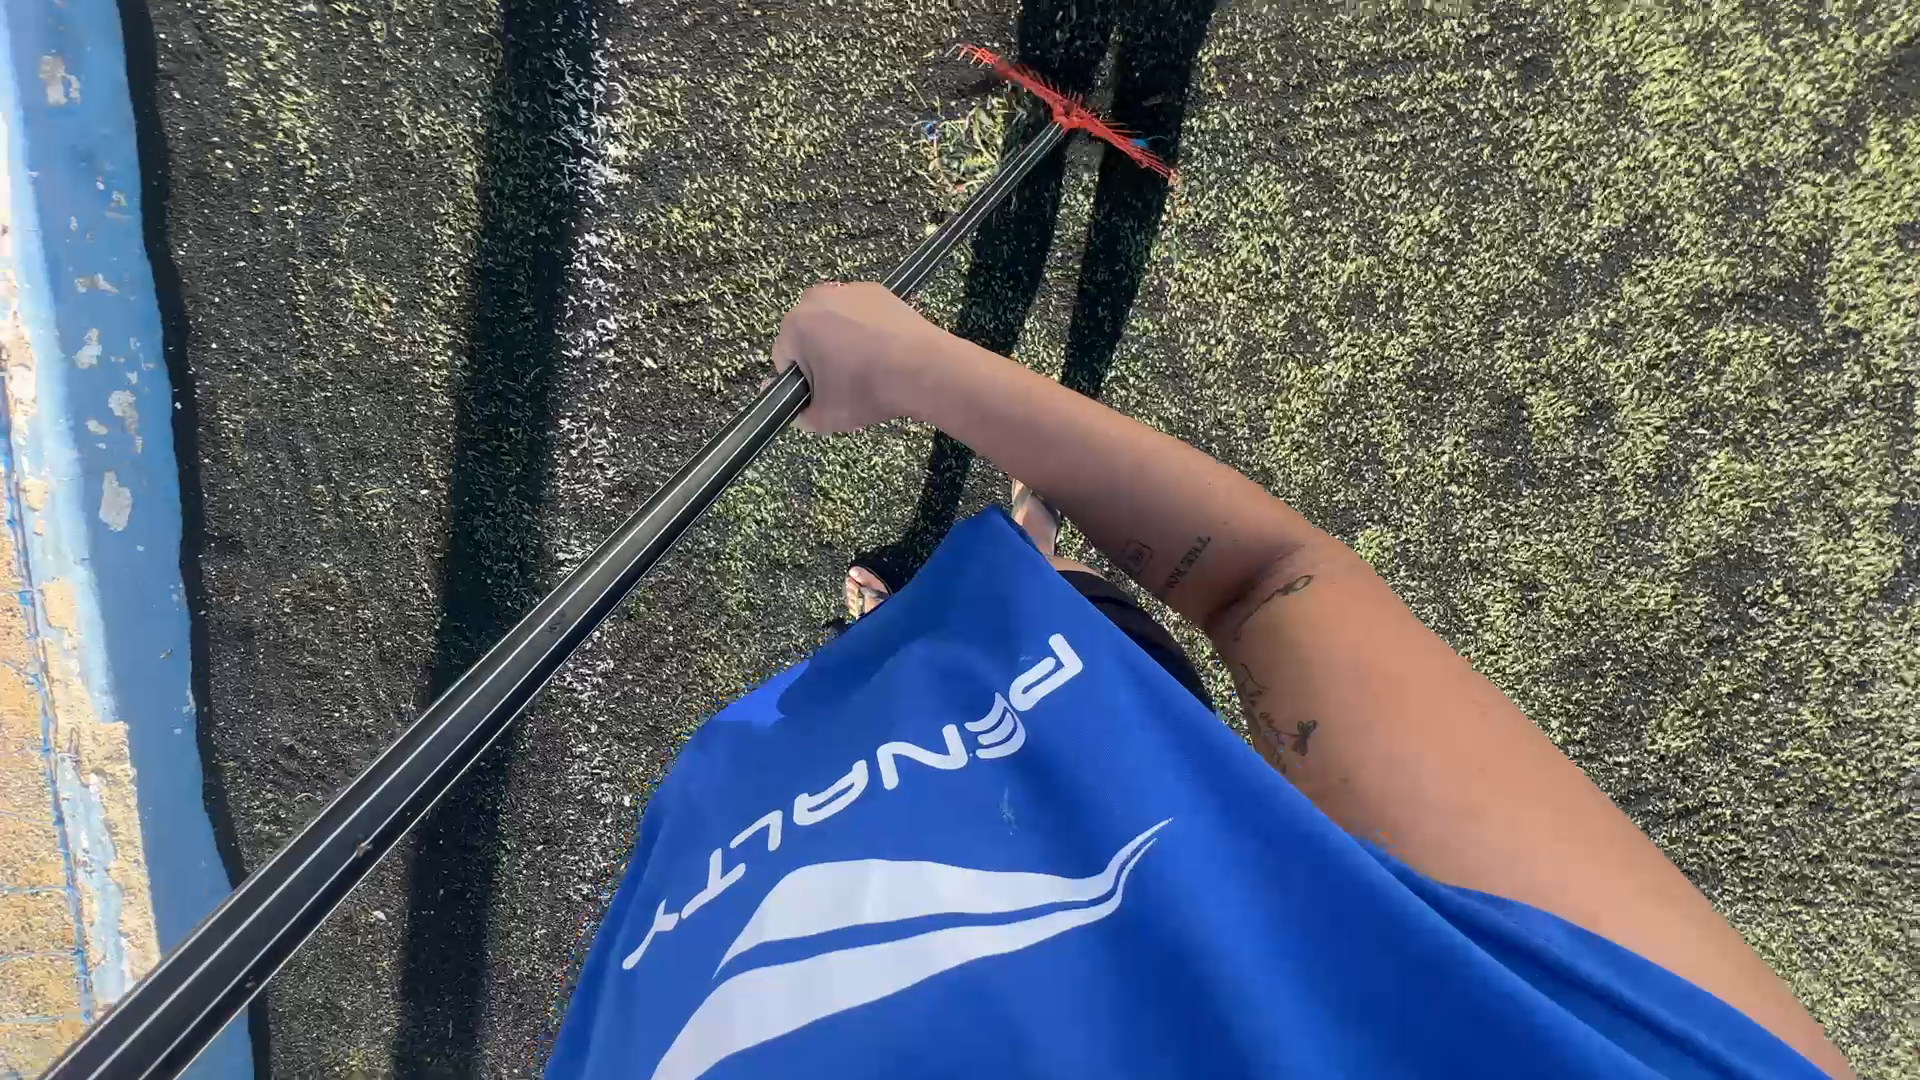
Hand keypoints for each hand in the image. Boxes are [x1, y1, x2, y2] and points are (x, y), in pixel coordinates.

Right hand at [769, 281, 944, 432]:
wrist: (925, 370)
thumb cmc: (869, 390)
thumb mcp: (825, 417)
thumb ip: (798, 414)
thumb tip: (791, 407)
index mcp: (796, 324)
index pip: (784, 357)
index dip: (800, 381)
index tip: (822, 394)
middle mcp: (818, 297)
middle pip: (809, 336)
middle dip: (821, 359)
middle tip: (845, 386)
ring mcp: (850, 290)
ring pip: (835, 324)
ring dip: (843, 344)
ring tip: (868, 371)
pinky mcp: (878, 291)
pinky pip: (860, 315)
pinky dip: (866, 331)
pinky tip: (883, 353)